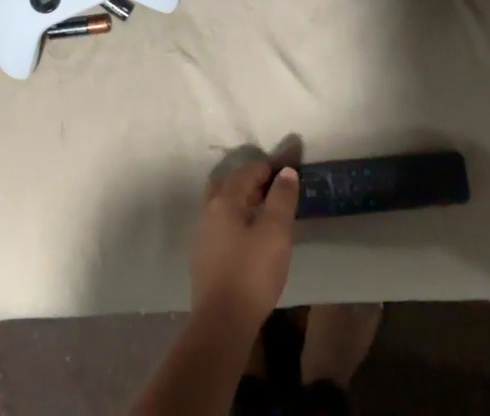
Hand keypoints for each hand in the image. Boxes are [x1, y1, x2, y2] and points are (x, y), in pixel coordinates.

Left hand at [189, 160, 299, 330]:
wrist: (223, 321)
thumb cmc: (252, 272)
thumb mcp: (276, 232)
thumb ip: (281, 199)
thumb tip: (286, 172)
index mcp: (223, 202)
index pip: (246, 173)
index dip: (267, 169)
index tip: (287, 171)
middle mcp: (207, 212)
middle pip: (227, 185)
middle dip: (250, 182)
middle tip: (273, 190)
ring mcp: (202, 235)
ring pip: (221, 206)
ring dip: (241, 201)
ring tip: (265, 212)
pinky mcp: (203, 256)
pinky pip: (220, 225)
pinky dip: (235, 220)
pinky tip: (250, 237)